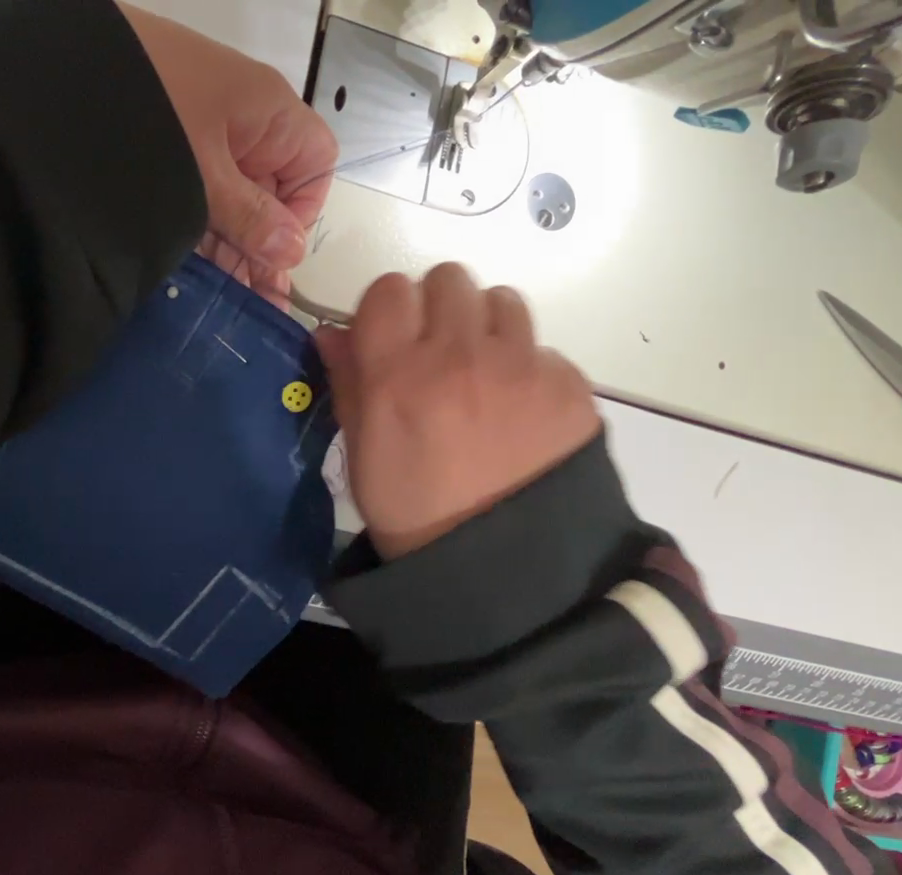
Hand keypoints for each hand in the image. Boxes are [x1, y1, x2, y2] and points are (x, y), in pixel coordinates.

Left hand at [118, 4, 336, 297]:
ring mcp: (201, 141)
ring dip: (227, 249)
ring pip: (230, 200)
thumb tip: (292, 252)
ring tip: (225, 304)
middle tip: (252, 306)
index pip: (313, 163)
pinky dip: (195, 234)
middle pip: (269, 191)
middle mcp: (241, 126)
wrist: (56, 80)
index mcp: (267, 113)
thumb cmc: (146, 115)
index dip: (301, 211)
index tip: (274, 252)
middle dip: (260, 247)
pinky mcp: (165, 156)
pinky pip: (195, 199)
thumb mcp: (203, 177)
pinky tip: (194, 278)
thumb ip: (249, 217)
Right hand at [315, 265, 601, 559]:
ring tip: (482, 377)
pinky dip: (525, 369)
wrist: (496, 567)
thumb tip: (333, 333)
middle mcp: (459, 356)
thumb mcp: (362, 454)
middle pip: (448, 279)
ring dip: (485, 328)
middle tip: (437, 355)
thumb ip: (348, 384)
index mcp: (397, 376)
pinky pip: (541, 348)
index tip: (389, 339)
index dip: (385, 310)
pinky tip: (518, 413)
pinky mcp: (568, 383)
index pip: (387, 289)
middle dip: (437, 309)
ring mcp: (521, 366)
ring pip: (501, 301)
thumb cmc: (411, 514)